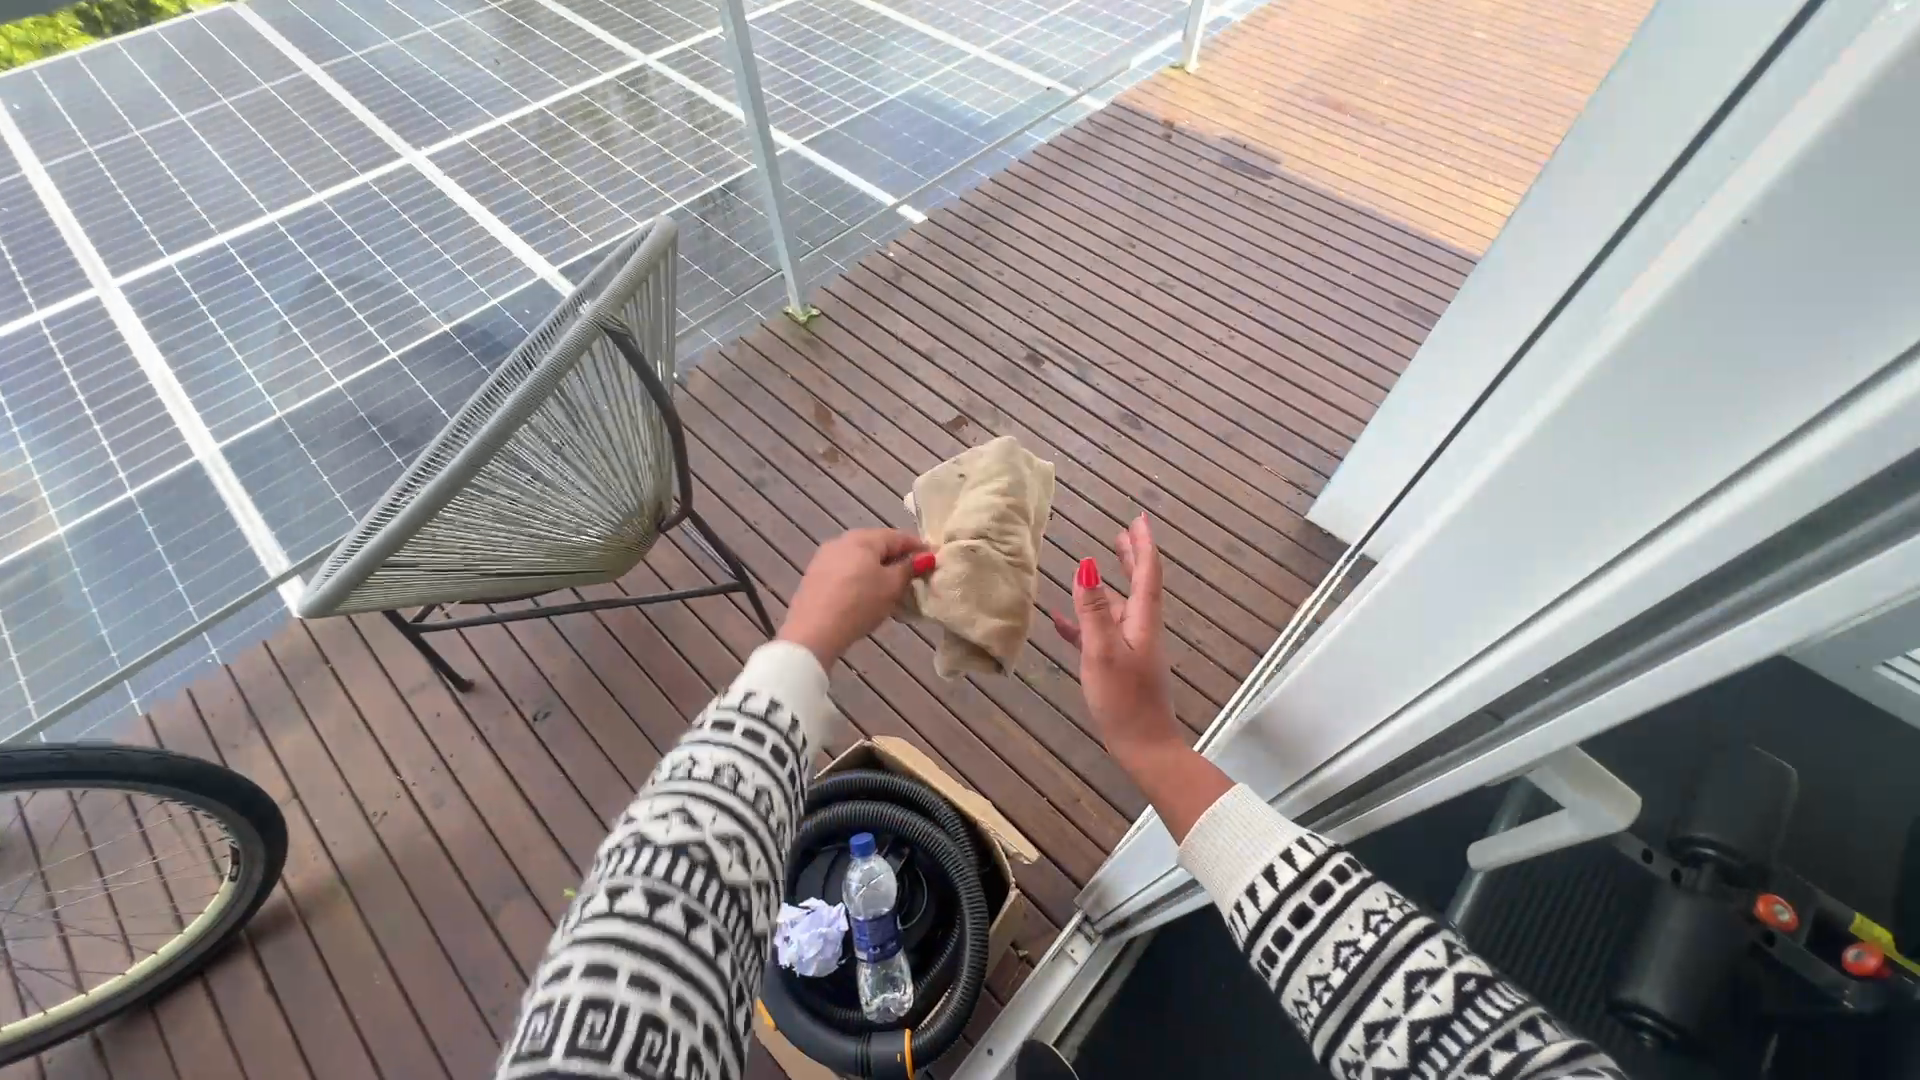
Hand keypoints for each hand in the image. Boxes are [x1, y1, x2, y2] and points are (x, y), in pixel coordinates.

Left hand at [779, 529, 933, 667]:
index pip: (899, 536)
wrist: (813, 631)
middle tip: (915, 577)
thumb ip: (910, 568)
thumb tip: (926, 556)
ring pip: (861, 559)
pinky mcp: (815, 577)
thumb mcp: (891, 586)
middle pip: (877, 546)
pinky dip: (862, 579)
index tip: (935, 560)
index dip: (919, 548)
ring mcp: (825, 558)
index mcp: (863, 538)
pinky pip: (847, 571)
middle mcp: (841, 541)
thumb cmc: (859, 604)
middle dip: (898, 559)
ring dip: (879, 570)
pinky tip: (867, 596)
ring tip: (893, 590)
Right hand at [1052, 514, 1180, 768]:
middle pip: (1138, 584)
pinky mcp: (1118, 666)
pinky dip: (1083, 622)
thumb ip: (1093, 609)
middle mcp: (1140, 628)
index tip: (1137, 518)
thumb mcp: (1103, 651)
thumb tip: (1088, 565)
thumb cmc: (1124, 699)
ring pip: (1117, 608)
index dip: (1142, 544)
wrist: (1143, 746)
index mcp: (1142, 620)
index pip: (1147, 572)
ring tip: (1090, 568)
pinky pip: (1099, 634)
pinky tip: (1060, 621)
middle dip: (1130, 558)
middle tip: (1122, 533)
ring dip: (1105, 587)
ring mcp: (1130, 648)